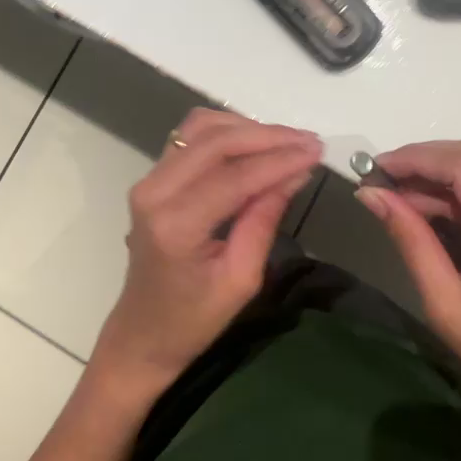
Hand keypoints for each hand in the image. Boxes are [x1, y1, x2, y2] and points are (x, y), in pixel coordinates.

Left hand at [89, 109, 321, 395]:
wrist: (143, 331)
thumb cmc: (193, 319)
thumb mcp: (241, 279)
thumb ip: (264, 219)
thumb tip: (296, 172)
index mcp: (175, 225)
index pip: (233, 176)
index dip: (278, 159)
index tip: (317, 151)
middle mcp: (155, 191)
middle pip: (214, 141)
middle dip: (267, 136)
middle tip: (309, 141)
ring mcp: (149, 180)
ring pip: (200, 128)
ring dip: (246, 128)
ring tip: (288, 142)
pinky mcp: (153, 177)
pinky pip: (191, 138)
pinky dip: (226, 132)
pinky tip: (256, 144)